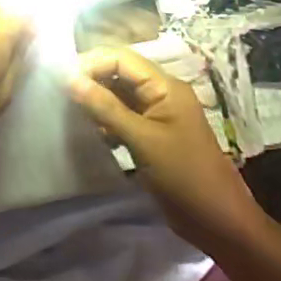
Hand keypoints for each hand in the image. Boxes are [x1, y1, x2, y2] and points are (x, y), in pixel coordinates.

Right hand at [67, 47, 264, 246]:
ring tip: (71, 113)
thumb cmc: (184, 175)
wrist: (218, 221)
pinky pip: (122, 116)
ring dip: (96, 101)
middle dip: (91, 80)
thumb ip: (106, 108)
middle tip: (62, 96)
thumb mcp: (142, 140)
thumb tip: (70, 80)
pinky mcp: (151, 136)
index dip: (92, 63)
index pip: (122, 59)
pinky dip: (104, 120)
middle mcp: (161, 94)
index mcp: (165, 87)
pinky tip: (88, 131)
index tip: (63, 81)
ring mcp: (156, 115)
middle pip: (119, 73)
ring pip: (118, 95)